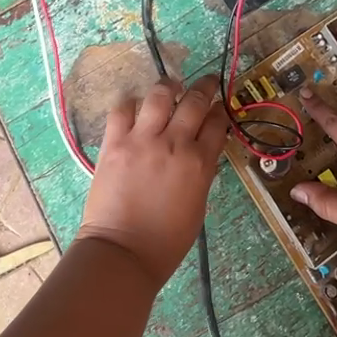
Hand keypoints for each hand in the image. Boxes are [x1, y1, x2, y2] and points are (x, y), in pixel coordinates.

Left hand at [76, 75, 230, 284]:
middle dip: (205, 87)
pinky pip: (122, 109)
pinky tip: (135, 107)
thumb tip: (201, 151)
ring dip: (168, 87)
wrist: (123, 254)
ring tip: (170, 87)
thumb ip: (201, 173)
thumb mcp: (198, 205)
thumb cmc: (166, 241)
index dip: (221, 110)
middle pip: (195, 101)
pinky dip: (130, 104)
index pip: (218, 123)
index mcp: (200, 164)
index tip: (220, 105)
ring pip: (160, 95)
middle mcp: (175, 144)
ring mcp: (143, 140)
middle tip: (206, 82)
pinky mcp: (115, 143)